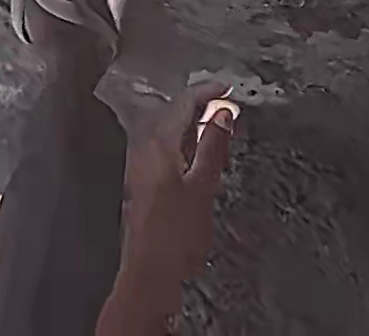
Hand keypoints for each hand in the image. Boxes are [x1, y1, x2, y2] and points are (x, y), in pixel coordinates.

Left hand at [99, 81, 235, 332]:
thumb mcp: (203, 185)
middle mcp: (145, 150)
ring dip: (193, 126)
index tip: (226, 88)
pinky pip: (166, 150)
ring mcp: (142, 167)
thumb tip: (222, 113)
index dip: (208, 91)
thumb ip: (213, 145)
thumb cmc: (174, 235)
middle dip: (201, 106)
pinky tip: (198, 156)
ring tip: (216, 127)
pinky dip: (185, 144)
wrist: (148, 280)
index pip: (184, 103)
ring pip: (170, 133)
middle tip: (225, 105)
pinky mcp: (144, 184)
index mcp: (159, 144)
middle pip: (174, 115)